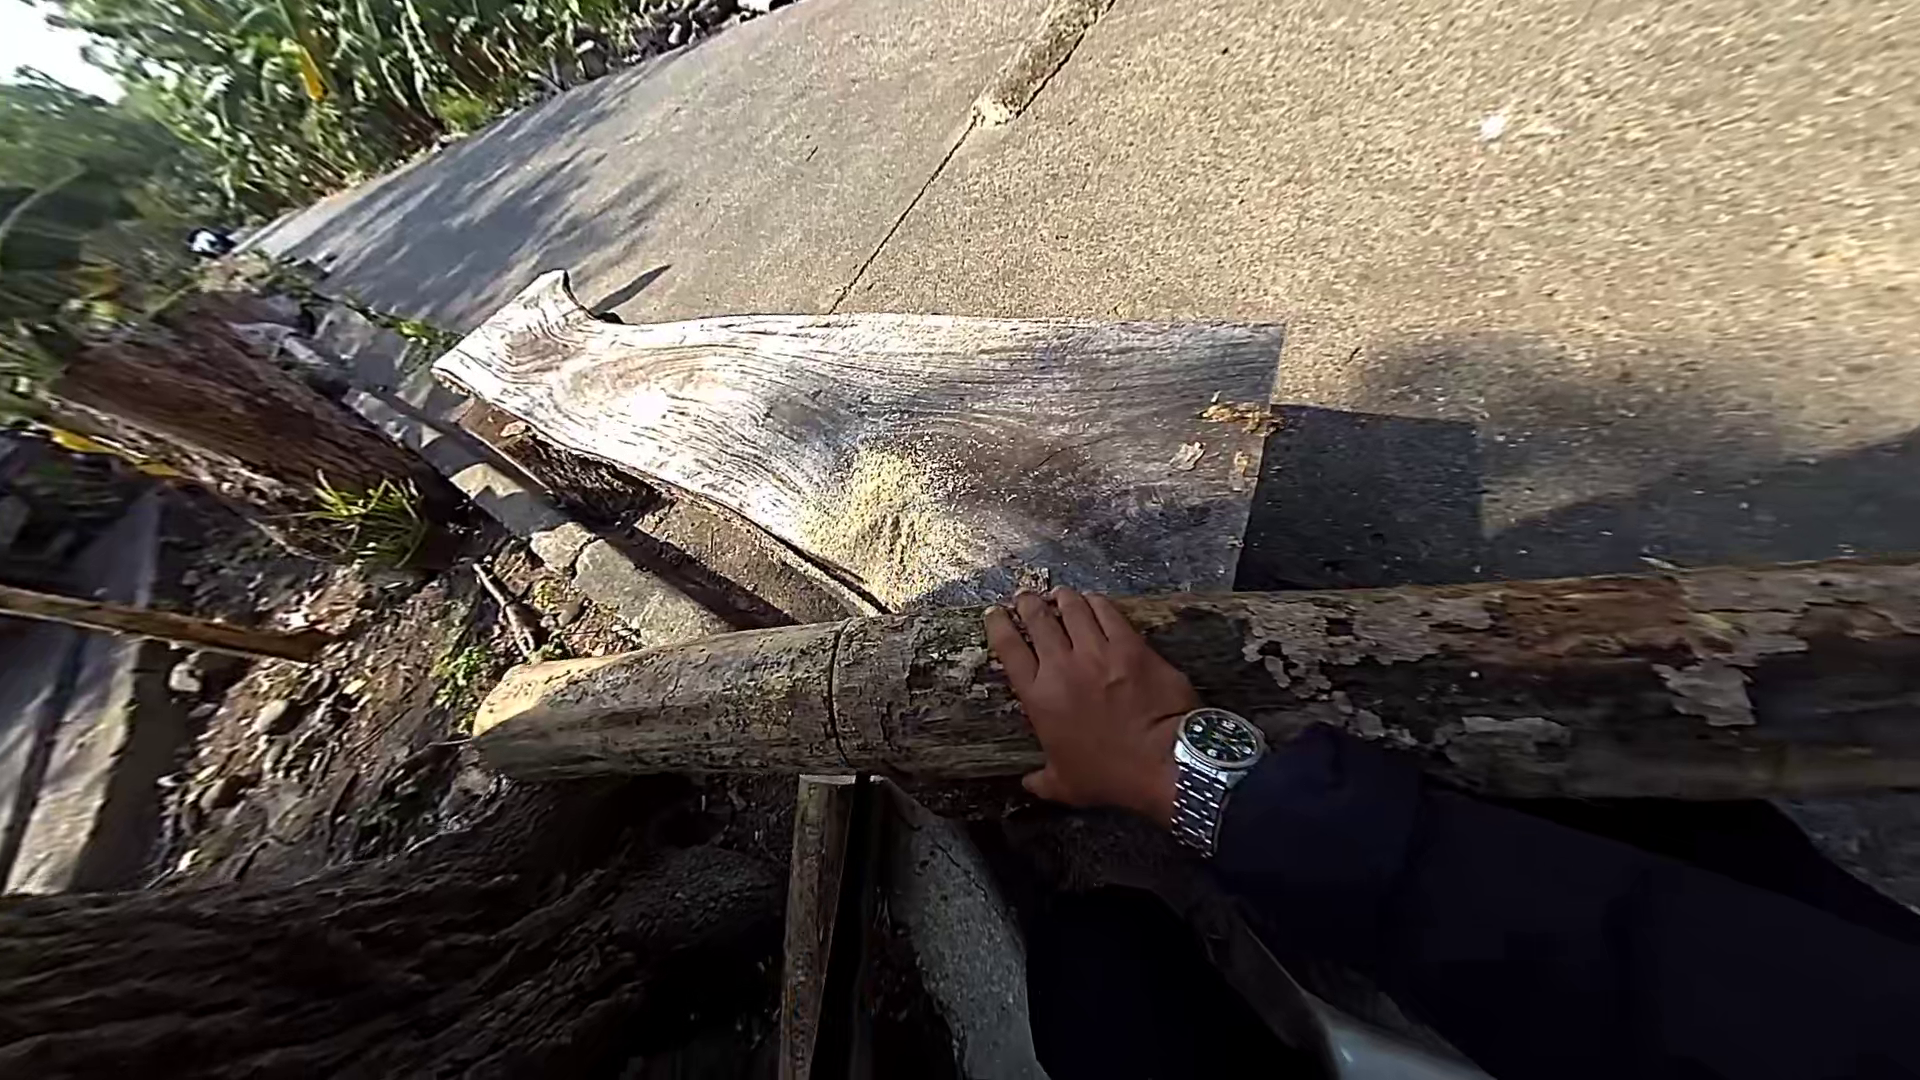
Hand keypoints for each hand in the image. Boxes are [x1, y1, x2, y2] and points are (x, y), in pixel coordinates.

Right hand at [984, 588, 1199, 826]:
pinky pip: (1106, 612)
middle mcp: (1061, 665)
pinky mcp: (1129, 644)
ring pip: (1071, 608)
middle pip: (1037, 618)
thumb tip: (1027, 784)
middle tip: (1025, 597)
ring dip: (1061, 597)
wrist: (1165, 763)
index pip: (1008, 647)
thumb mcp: (1066, 785)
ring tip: (1059, 594)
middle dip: (1027, 602)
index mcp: (1038, 696)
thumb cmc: (1111, 775)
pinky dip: (1096, 603)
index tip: (995, 613)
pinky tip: (1093, 601)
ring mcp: (1096, 651)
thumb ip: (1041, 780)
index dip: (997, 623)